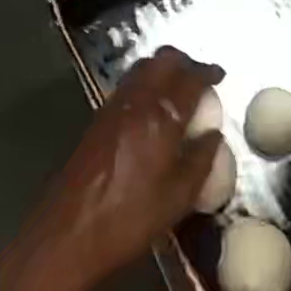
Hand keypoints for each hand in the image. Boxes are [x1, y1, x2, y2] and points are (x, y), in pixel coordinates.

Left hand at [0, 46, 223, 290]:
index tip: (220, 75)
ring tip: (179, 87)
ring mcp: (114, 106)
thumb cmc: (130, 218)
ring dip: (163, 68)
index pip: (189, 79)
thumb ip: (201, 160)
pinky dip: (146, 81)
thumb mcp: (179, 197)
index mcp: (161, 117)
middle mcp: (137, 101)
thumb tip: (214, 135)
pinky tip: (153, 105)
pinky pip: (128, 84)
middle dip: (185, 61)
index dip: (207, 72)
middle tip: (200, 76)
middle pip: (162, 60)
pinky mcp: (99, 117)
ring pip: (142, 68)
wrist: (70, 229)